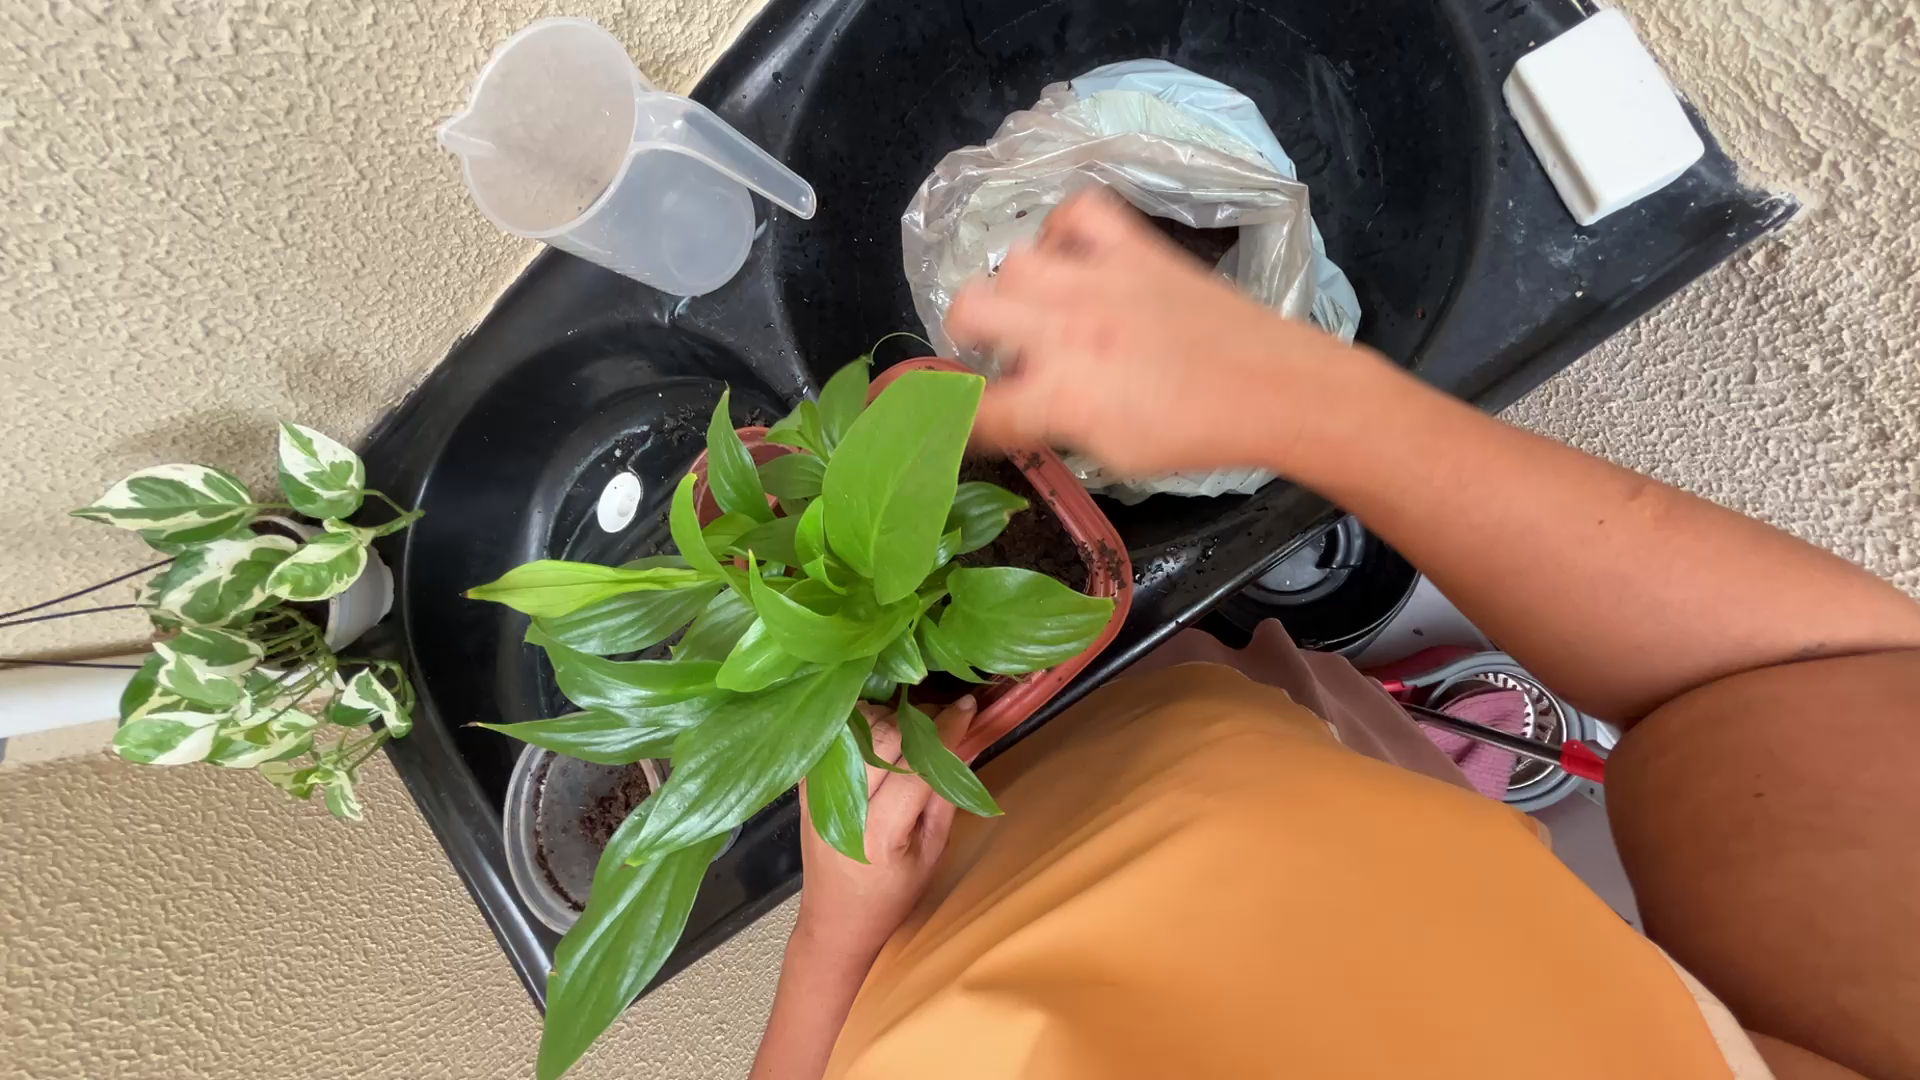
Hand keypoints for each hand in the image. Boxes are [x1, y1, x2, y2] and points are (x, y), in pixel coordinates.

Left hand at [791, 696, 978, 965]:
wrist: (836, 921)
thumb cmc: (893, 896)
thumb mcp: (932, 852)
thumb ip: (945, 795)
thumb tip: (965, 740)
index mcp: (880, 837)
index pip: (916, 768)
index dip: (945, 732)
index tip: (967, 706)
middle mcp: (845, 812)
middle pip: (883, 740)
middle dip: (918, 720)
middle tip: (941, 716)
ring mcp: (819, 797)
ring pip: (857, 732)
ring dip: (888, 719)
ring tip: (911, 726)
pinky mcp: (806, 788)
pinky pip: (836, 739)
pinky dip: (860, 727)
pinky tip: (880, 730)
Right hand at [945, 188, 1379, 476]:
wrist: (1272, 388)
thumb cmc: (1192, 437)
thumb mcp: (1110, 454)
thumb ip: (1053, 427)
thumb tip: (1022, 407)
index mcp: (1059, 394)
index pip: (979, 406)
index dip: (960, 418)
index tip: (963, 420)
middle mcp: (1065, 329)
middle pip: (969, 310)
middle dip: (964, 338)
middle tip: (992, 355)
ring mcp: (1099, 279)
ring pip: (1014, 261)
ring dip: (1012, 290)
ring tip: (1034, 310)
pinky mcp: (1134, 248)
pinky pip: (1078, 212)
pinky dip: (1062, 233)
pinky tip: (1071, 260)